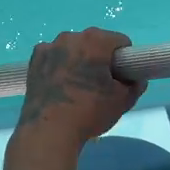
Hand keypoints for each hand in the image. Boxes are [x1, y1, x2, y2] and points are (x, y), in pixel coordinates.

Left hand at [16, 28, 146, 144]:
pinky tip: (60, 84)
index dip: (124, 59)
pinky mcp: (34, 60)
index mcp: (95, 41)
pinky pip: (54, 56)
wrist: (49, 131)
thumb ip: (136, 85)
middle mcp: (71, 37)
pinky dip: (59, 65)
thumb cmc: (89, 112)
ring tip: (78, 86)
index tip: (121, 77)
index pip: (120, 42)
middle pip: (95, 43)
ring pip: (73, 49)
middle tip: (100, 83)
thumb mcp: (124, 100)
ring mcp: (49, 47)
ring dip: (78, 60)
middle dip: (100, 58)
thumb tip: (136, 79)